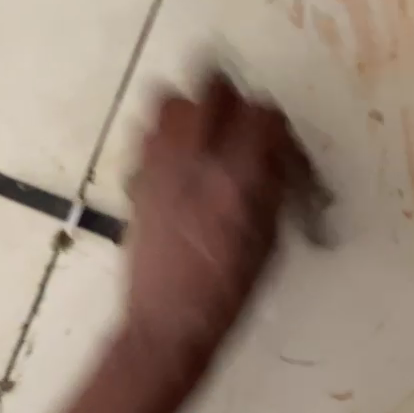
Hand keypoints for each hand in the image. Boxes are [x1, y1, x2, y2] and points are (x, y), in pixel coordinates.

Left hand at [123, 73, 300, 364]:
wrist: (167, 323)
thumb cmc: (228, 292)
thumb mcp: (268, 241)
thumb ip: (271, 187)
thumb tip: (275, 154)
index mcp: (238, 181)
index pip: (263, 116)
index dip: (275, 124)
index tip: (278, 142)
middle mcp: (196, 162)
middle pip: (215, 89)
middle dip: (235, 101)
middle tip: (242, 127)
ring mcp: (159, 168)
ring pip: (172, 100)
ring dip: (194, 110)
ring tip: (205, 137)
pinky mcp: (135, 179)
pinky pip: (146, 132)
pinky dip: (163, 133)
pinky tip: (177, 159)